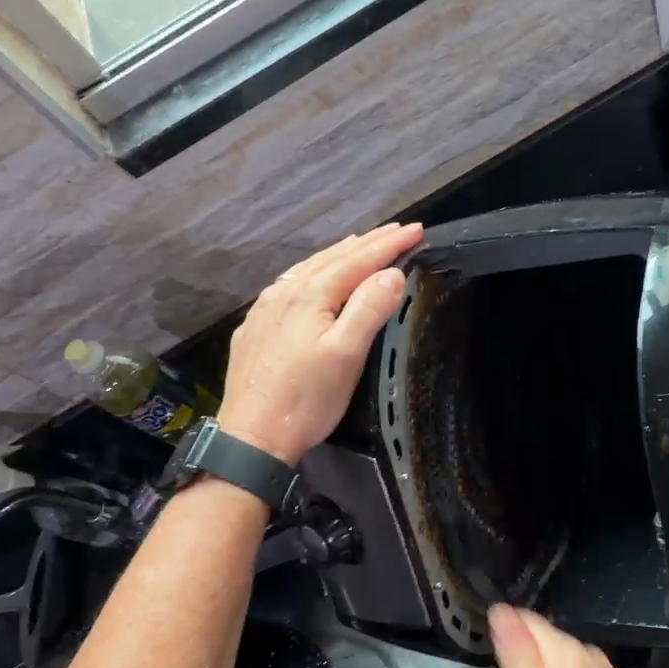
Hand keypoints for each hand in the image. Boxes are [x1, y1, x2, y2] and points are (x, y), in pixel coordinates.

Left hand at [218, 223, 424, 464]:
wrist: (251, 438)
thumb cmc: (305, 401)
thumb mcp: (346, 356)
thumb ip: (368, 310)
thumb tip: (392, 273)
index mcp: (311, 295)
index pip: (358, 260)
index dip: (389, 245)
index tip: (417, 229)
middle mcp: (284, 293)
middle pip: (332, 258)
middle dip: (368, 243)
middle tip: (398, 230)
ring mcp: (266, 310)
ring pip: (309, 269)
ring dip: (340, 255)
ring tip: (361, 243)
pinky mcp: (256, 329)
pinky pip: (291, 285)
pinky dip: (315, 273)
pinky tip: (315, 278)